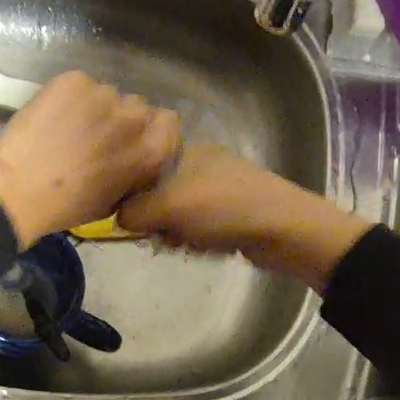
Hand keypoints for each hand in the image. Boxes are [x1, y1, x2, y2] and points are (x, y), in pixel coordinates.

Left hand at [0, 71, 179, 249]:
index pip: (169, 123)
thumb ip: (133, 173)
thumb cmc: (68, 206)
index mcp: (149, 151)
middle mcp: (134, 117)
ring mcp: (104, 94)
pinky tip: (54, 119)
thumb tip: (133, 161)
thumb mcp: (113, 200)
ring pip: (107, 95)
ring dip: (95, 109)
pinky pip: (80, 86)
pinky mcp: (74, 80)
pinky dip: (70, 98)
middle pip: (138, 107)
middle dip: (122, 120)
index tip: (134, 143)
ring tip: (70, 130)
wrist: (20, 189)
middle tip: (98, 139)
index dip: (152, 131)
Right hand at [117, 145, 372, 289]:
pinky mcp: (231, 212)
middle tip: (163, 236)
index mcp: (186, 151)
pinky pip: (198, 227)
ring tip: (186, 244)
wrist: (284, 230)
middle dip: (156, 220)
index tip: (131, 219)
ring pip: (177, 214)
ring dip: (176, 233)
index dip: (132, 195)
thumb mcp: (170, 206)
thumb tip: (115, 218)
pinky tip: (202, 248)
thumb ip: (134, 211)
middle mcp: (200, 164)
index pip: (141, 168)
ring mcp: (218, 189)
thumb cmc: (225, 210)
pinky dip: (195, 239)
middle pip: (157, 194)